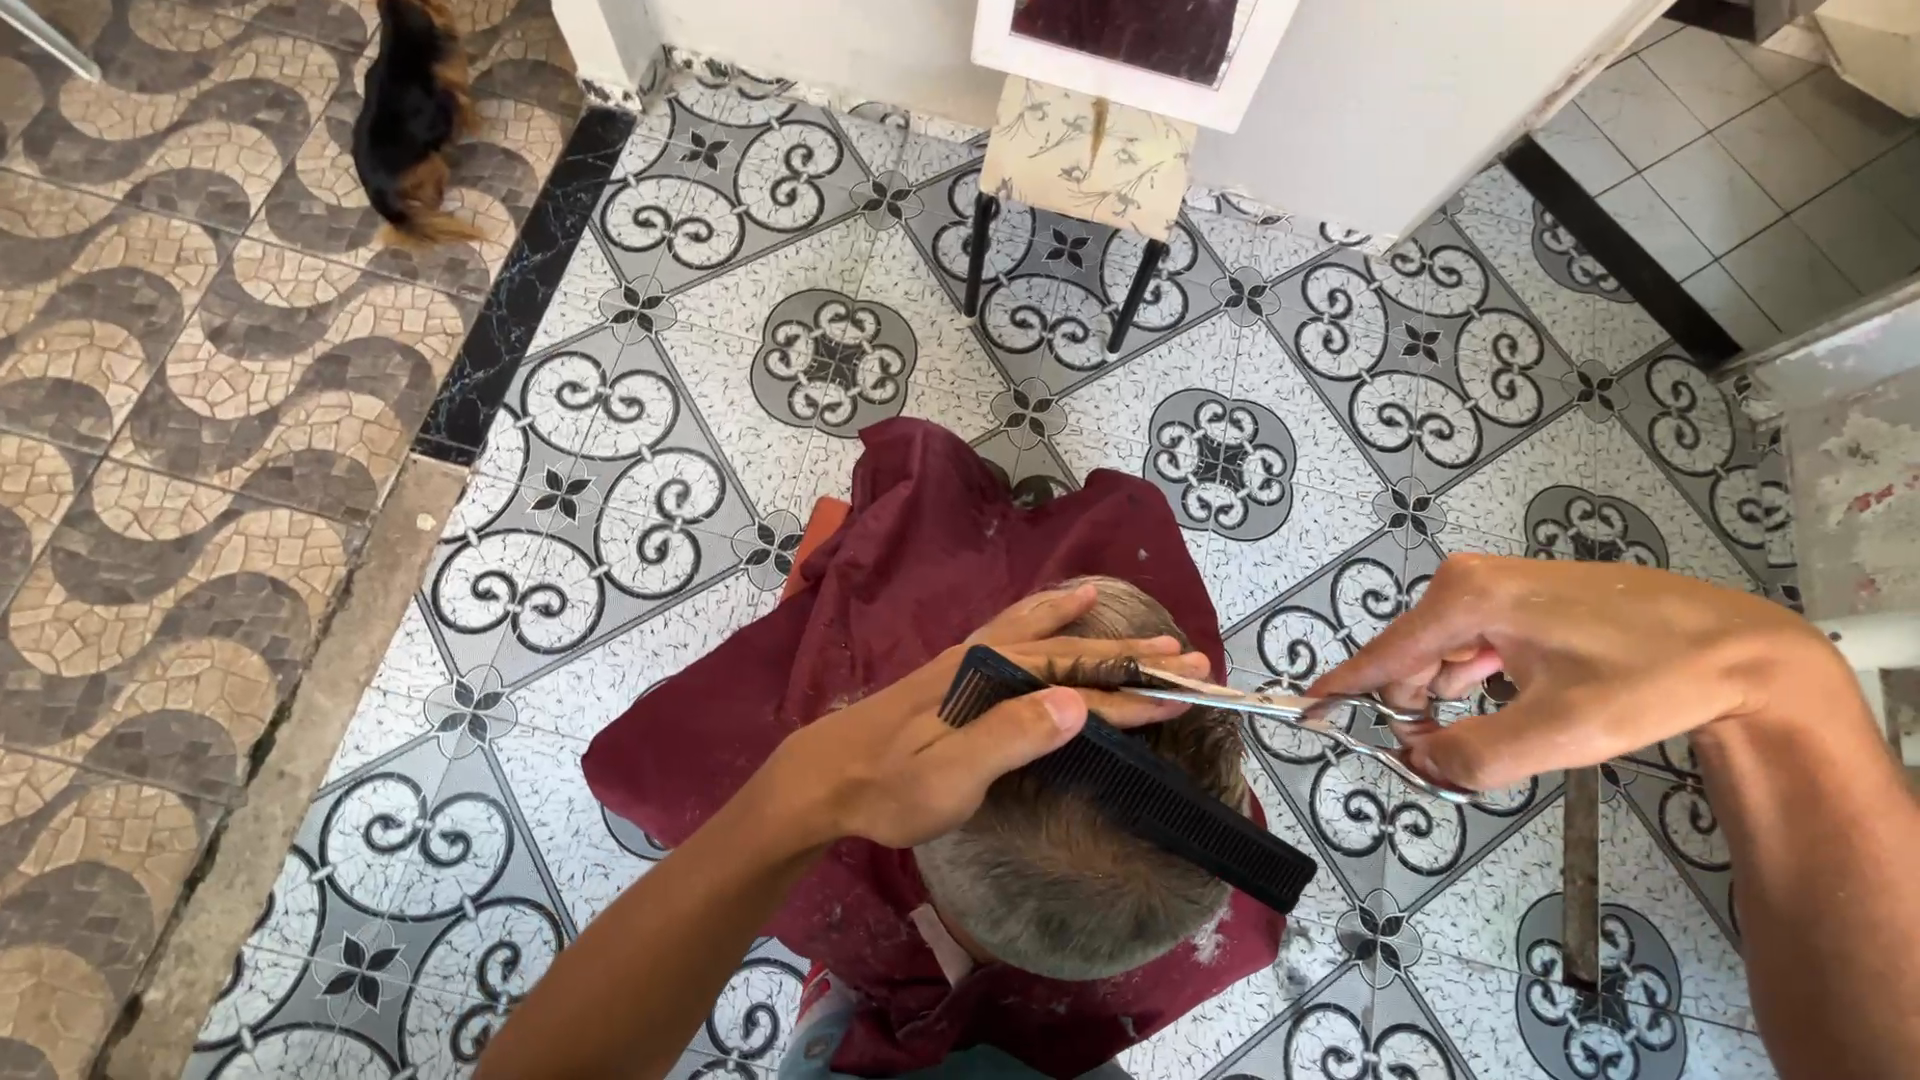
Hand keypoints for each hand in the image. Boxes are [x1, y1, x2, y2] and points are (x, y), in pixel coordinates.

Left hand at [755, 584, 1210, 849]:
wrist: (824, 775)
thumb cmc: (886, 786)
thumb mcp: (947, 777)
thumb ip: (1009, 738)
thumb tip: (1077, 703)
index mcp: (991, 684)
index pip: (1079, 687)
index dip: (1135, 693)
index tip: (1186, 695)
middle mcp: (986, 659)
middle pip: (1072, 652)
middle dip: (1130, 655)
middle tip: (1186, 655)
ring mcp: (970, 660)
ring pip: (1044, 633)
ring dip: (1093, 630)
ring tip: (1125, 611)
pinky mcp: (959, 669)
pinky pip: (1015, 627)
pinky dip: (1044, 613)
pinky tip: (1055, 607)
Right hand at [1309, 554, 1846, 790]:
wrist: (1746, 650)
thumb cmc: (1650, 681)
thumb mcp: (1560, 732)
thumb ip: (1474, 755)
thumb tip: (1418, 761)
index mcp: (1466, 597)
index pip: (1383, 653)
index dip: (1342, 687)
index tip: (1305, 708)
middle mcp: (1468, 580)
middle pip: (1410, 656)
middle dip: (1417, 707)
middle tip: (1450, 752)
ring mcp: (1494, 583)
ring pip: (1439, 652)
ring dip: (1450, 697)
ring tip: (1504, 726)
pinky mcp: (1518, 596)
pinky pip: (1468, 644)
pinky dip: (1474, 680)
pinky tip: (1516, 695)